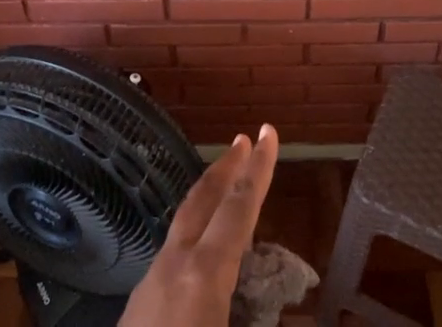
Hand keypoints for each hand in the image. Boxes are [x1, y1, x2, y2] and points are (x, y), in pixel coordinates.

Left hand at [120, 123, 279, 326]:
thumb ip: (264, 313)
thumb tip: (303, 319)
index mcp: (205, 273)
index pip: (238, 208)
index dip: (258, 169)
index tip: (267, 133)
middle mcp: (175, 263)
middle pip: (203, 200)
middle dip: (226, 167)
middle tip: (244, 139)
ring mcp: (152, 277)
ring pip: (183, 221)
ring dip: (208, 196)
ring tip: (225, 185)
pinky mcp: (138, 298)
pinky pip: (173, 247)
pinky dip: (195, 228)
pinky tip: (201, 242)